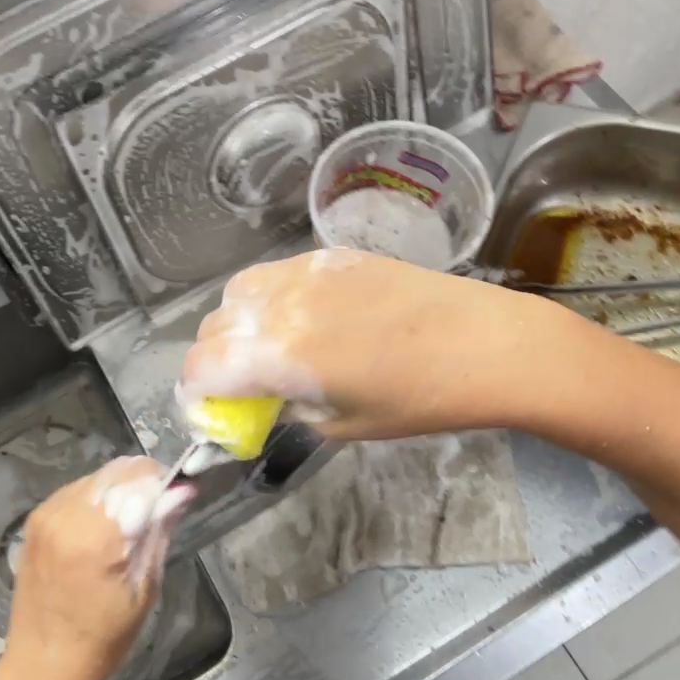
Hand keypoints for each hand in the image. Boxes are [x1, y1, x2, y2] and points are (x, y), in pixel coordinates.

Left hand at [0, 456, 193, 679]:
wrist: (43, 664)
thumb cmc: (102, 638)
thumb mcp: (143, 588)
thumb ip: (159, 532)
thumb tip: (182, 491)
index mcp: (95, 534)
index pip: (138, 480)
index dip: (165, 481)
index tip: (182, 491)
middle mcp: (66, 514)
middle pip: (116, 472)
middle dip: (143, 480)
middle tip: (162, 503)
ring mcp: (46, 514)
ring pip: (95, 478)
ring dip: (119, 487)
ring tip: (133, 517)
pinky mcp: (35, 520)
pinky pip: (74, 491)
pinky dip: (96, 497)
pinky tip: (104, 524)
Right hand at [179, 248, 576, 440]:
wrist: (485, 343)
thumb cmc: (420, 400)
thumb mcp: (343, 424)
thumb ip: (288, 407)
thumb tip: (261, 399)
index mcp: (282, 356)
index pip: (203, 366)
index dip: (194, 391)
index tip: (207, 407)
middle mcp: (282, 306)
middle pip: (214, 326)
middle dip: (213, 359)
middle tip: (237, 383)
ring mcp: (305, 273)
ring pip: (238, 291)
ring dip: (235, 322)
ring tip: (262, 344)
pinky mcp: (330, 255)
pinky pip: (275, 273)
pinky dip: (267, 297)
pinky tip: (298, 316)